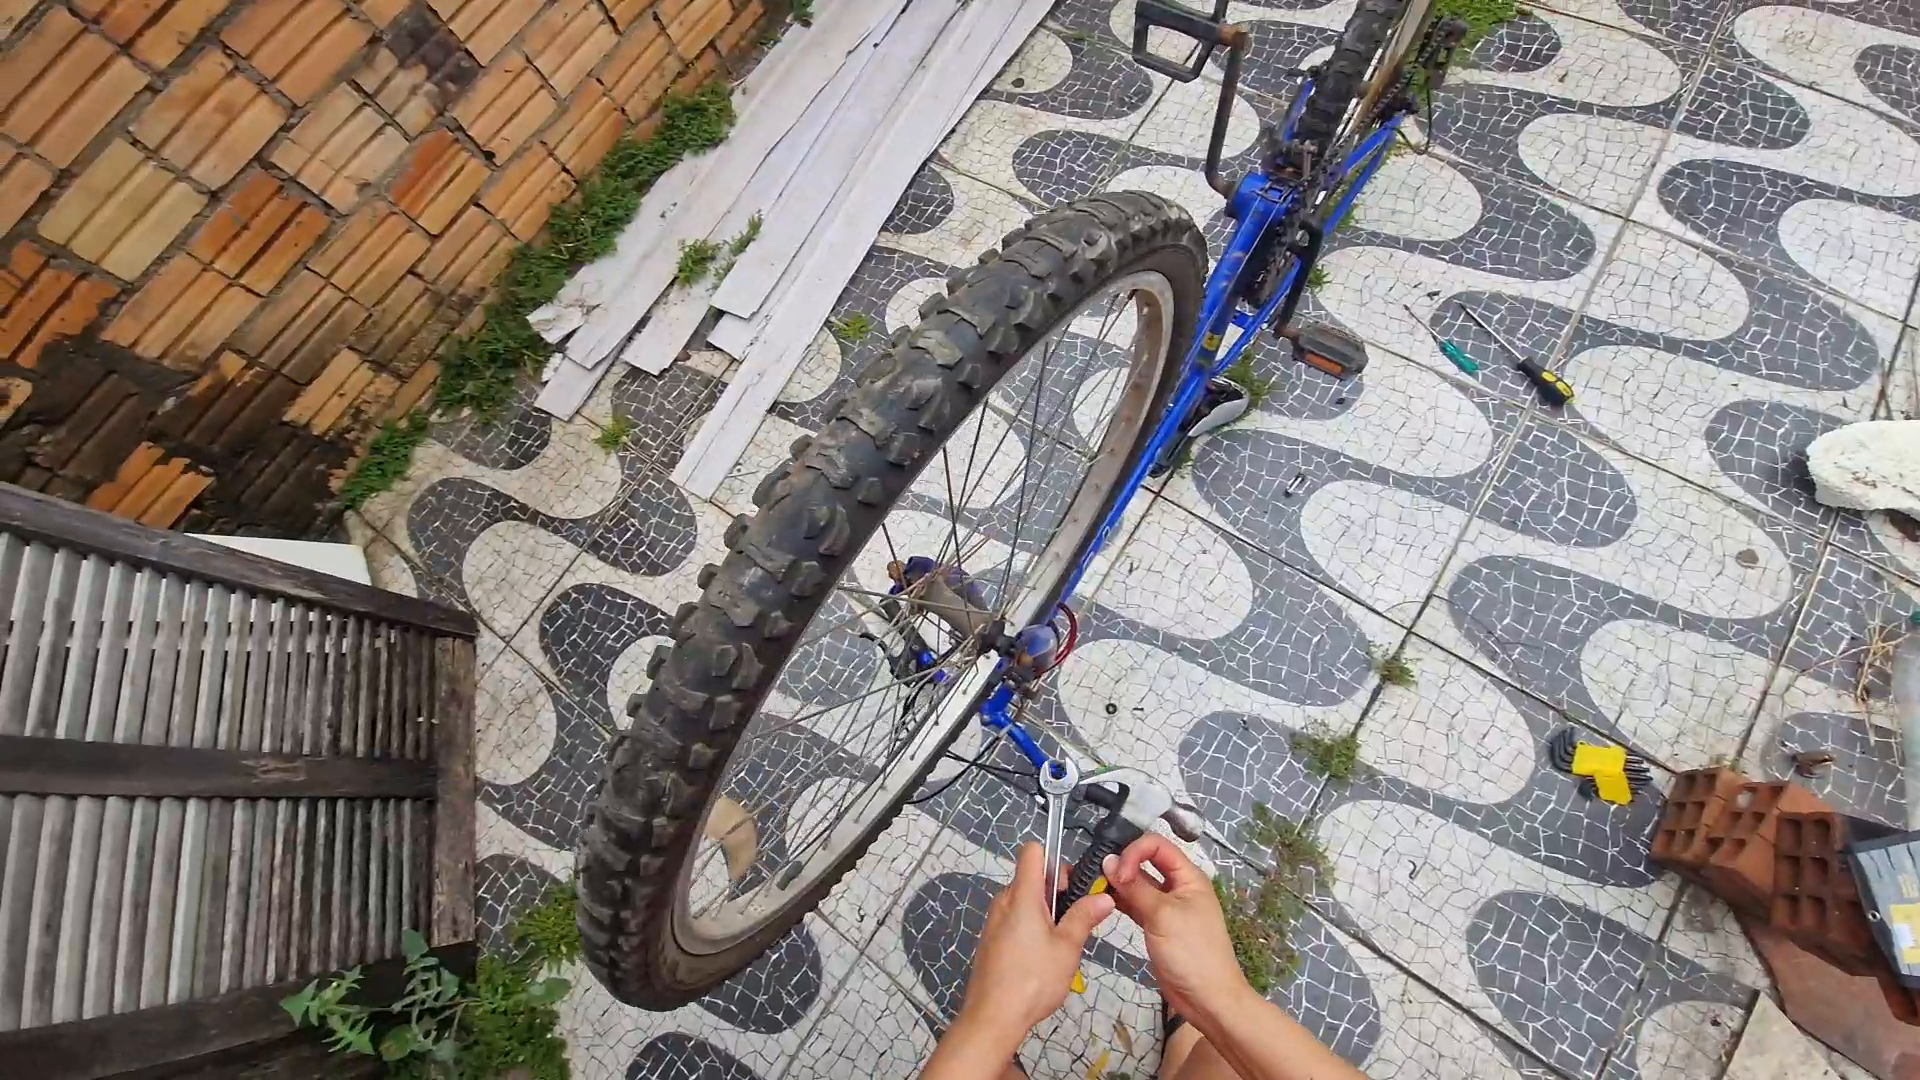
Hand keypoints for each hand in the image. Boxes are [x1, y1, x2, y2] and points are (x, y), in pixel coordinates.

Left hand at [955, 842, 1116, 1037]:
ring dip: (1043, 913)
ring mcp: (994, 920)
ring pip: (1023, 900)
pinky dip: (1029, 927)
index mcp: (1021, 894)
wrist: (993, 1017)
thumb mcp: (1067, 948)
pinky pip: (1013, 919)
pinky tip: (1038, 958)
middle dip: (1053, 892)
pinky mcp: (991, 939)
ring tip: (1057, 945)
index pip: (1032, 851)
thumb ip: (1084, 917)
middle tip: (1070, 924)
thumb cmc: (1033, 979)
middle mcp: (1004, 900)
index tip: (1067, 888)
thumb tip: (1103, 896)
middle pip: (1030, 877)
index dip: (1053, 861)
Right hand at [1101, 833, 1255, 1025]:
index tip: (1118, 871)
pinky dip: (1121, 901)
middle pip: (1147, 861)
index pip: (1157, 845)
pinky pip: (1136, 904)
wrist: (1209, 1001)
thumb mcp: (1162, 915)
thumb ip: (1135, 887)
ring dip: (1120, 883)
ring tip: (1097, 885)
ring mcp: (1167, 906)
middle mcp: (1178, 886)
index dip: (1135, 851)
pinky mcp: (1157, 925)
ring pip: (1139, 883)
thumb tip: (1109, 861)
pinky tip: (1104, 900)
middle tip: (1099, 873)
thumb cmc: (1192, 953)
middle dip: (1125, 863)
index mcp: (1188, 876)